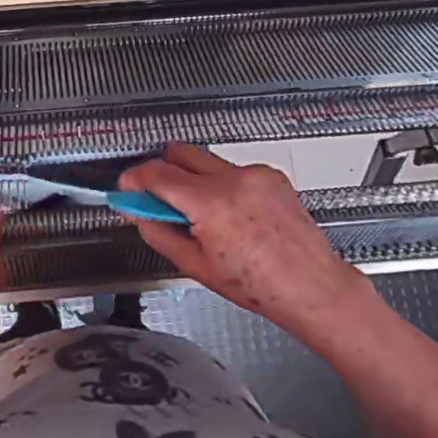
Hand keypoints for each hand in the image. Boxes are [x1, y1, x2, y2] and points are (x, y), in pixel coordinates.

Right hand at [119, 145, 370, 331]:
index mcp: (212, 204)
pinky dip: (222, 185)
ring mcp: (256, 174)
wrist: (311, 285)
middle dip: (161, 170)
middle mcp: (235, 180)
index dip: (134, 179)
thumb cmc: (262, 284)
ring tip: (202, 217)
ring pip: (206, 160)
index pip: (157, 173)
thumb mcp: (196, 266)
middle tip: (157, 197)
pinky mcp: (271, 175)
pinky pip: (233, 170)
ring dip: (193, 180)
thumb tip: (138, 215)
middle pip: (179, 152)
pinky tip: (231, 215)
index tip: (127, 187)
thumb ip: (158, 233)